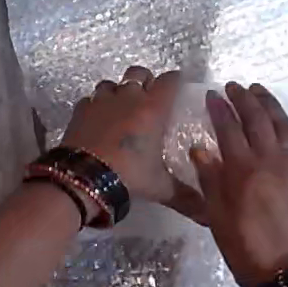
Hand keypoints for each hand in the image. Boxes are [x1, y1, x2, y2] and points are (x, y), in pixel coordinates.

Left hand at [61, 67, 206, 222]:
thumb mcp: (159, 187)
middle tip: (148, 97)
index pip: (170, 80)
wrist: (84, 177)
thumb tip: (206, 212)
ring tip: (120, 108)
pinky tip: (98, 119)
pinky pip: (90, 99)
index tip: (178, 89)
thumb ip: (184, 196)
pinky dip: (95, 105)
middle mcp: (128, 97)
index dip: (175, 81)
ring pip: (111, 83)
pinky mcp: (81, 110)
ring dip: (118, 91)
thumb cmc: (128, 175)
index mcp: (153, 109)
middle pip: (138, 73)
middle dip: (145, 80)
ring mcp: (102, 101)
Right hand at [191, 82, 287, 286]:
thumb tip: (200, 148)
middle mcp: (270, 160)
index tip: (212, 95)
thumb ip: (210, 180)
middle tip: (234, 87)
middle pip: (256, 120)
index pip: (228, 129)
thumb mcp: (217, 216)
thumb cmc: (246, 248)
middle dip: (243, 99)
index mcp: (242, 169)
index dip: (219, 109)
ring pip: (284, 125)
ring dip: (271, 104)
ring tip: (260, 90)